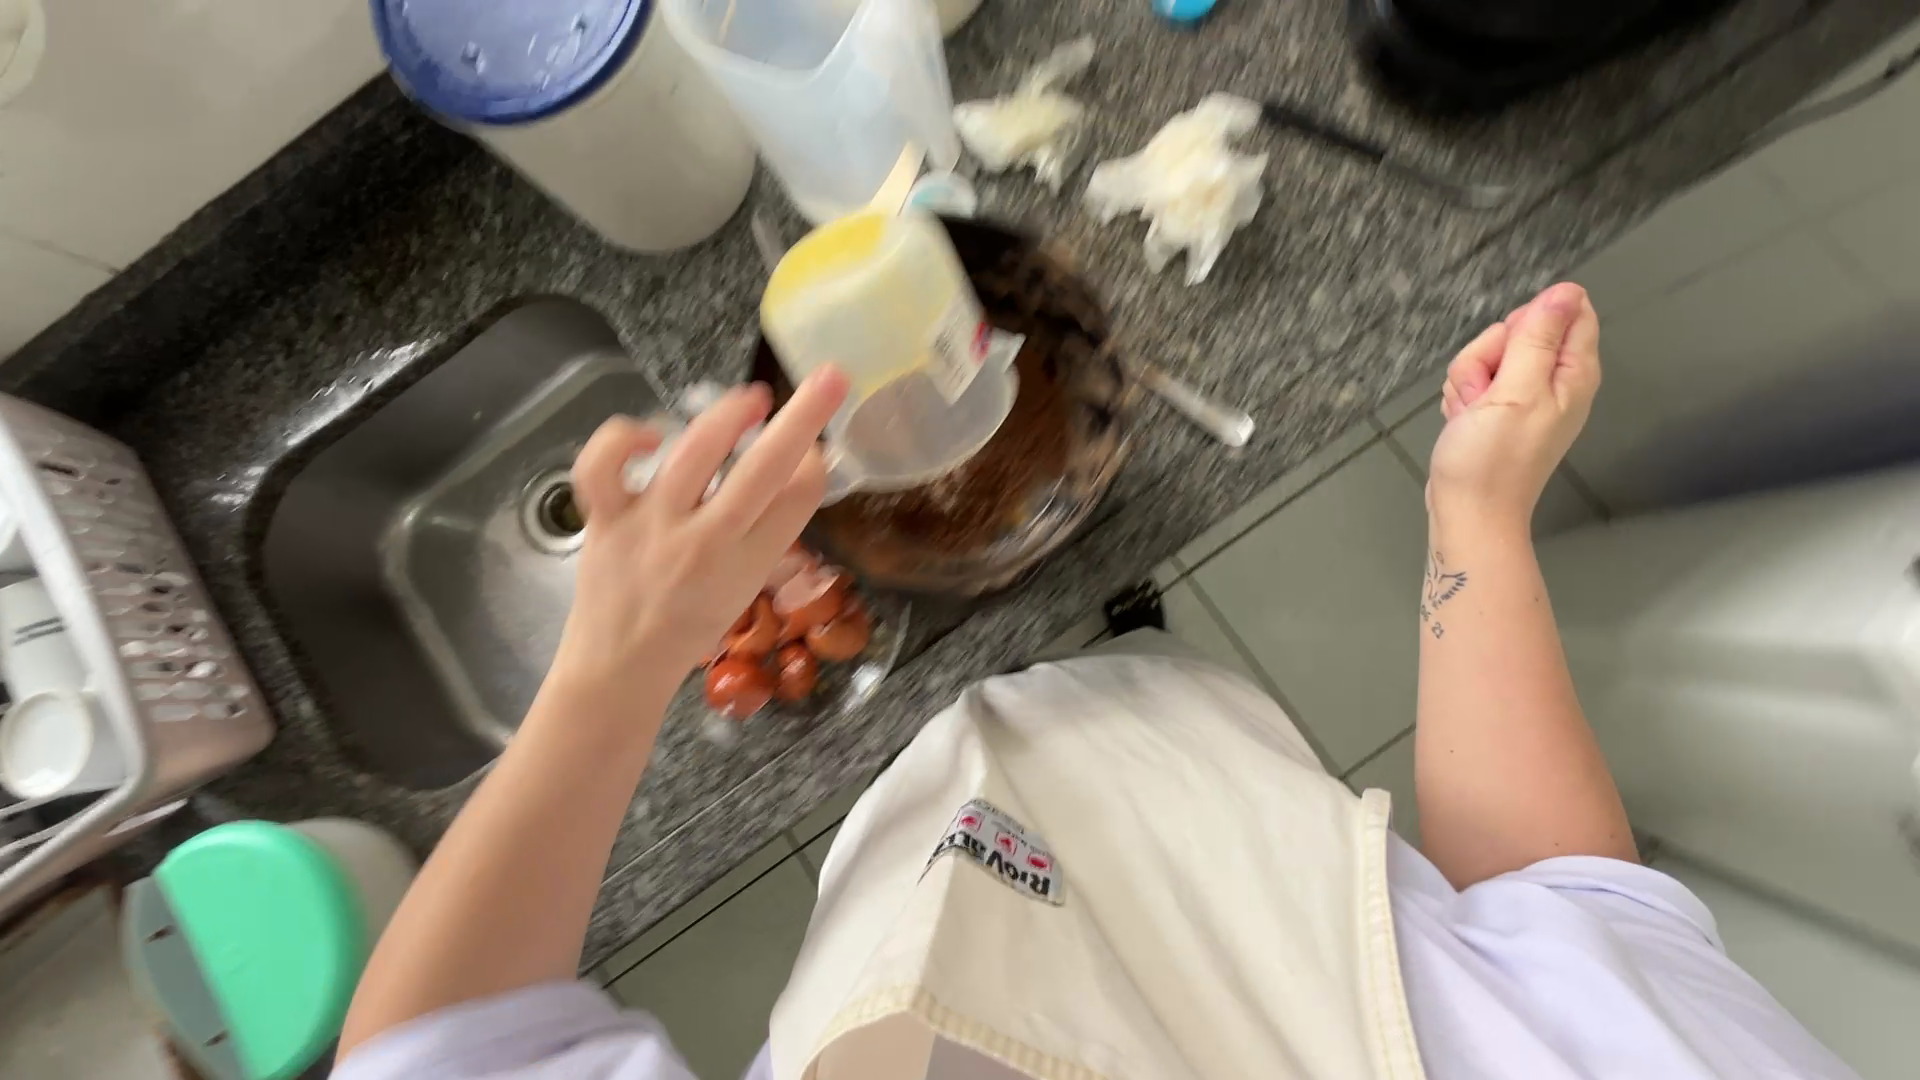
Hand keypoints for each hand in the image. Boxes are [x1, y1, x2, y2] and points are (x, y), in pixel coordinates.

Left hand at [547, 369, 850, 700]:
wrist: (621, 669)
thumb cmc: (693, 627)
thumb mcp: (748, 584)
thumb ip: (772, 528)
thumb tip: (796, 466)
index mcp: (750, 562)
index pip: (798, 499)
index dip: (816, 461)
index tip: (821, 440)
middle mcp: (707, 541)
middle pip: (762, 471)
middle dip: (802, 419)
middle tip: (830, 379)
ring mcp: (653, 526)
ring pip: (691, 456)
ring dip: (727, 418)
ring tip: (753, 400)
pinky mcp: (606, 519)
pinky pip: (603, 468)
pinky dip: (622, 440)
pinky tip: (651, 437)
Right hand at [1427, 282, 1599, 533]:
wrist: (1467, 510)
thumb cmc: (1491, 459)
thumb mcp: (1515, 392)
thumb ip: (1538, 339)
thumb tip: (1564, 292)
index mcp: (1572, 372)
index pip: (1565, 312)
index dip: (1526, 322)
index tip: (1509, 351)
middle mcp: (1552, 380)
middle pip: (1516, 332)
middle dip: (1485, 356)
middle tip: (1483, 392)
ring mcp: (1521, 397)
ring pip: (1486, 357)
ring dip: (1467, 380)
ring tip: (1469, 413)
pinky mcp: (1494, 411)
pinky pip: (1472, 382)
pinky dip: (1459, 398)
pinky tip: (1462, 421)